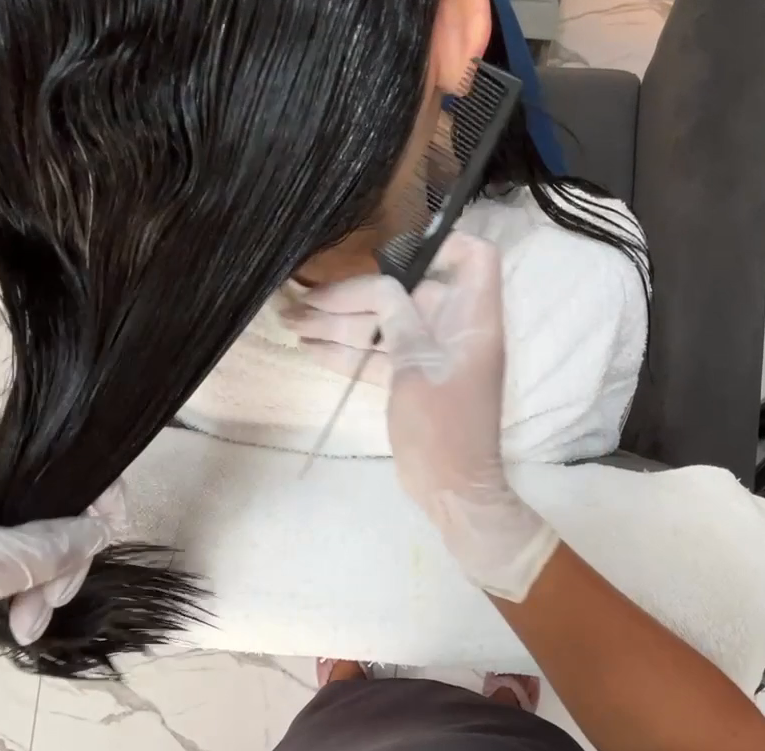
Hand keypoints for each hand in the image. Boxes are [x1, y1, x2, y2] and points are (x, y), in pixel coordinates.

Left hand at [0, 429, 124, 750]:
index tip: (100, 543)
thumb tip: (101, 530)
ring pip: (20, 527)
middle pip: (39, 497)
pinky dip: (10, 578)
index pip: (49, 451)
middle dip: (57, 555)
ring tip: (30, 626)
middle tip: (51, 605)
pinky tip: (16, 615)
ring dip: (35, 577)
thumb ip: (49, 547)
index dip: (90, 492)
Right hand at [287, 234, 557, 599]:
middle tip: (304, 301)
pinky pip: (380, 357)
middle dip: (355, 295)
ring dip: (341, 325)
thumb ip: (398, 320)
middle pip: (406, 294)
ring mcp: (431, 357)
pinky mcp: (412, 381)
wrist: (452, 491)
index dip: (439, 245)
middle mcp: (453, 331)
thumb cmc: (442, 430)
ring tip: (292, 322)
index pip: (472, 259)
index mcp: (471, 320)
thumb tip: (382, 288)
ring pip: (385, 327)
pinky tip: (311, 347)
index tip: (393, 254)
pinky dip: (350, 353)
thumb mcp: (417, 368)